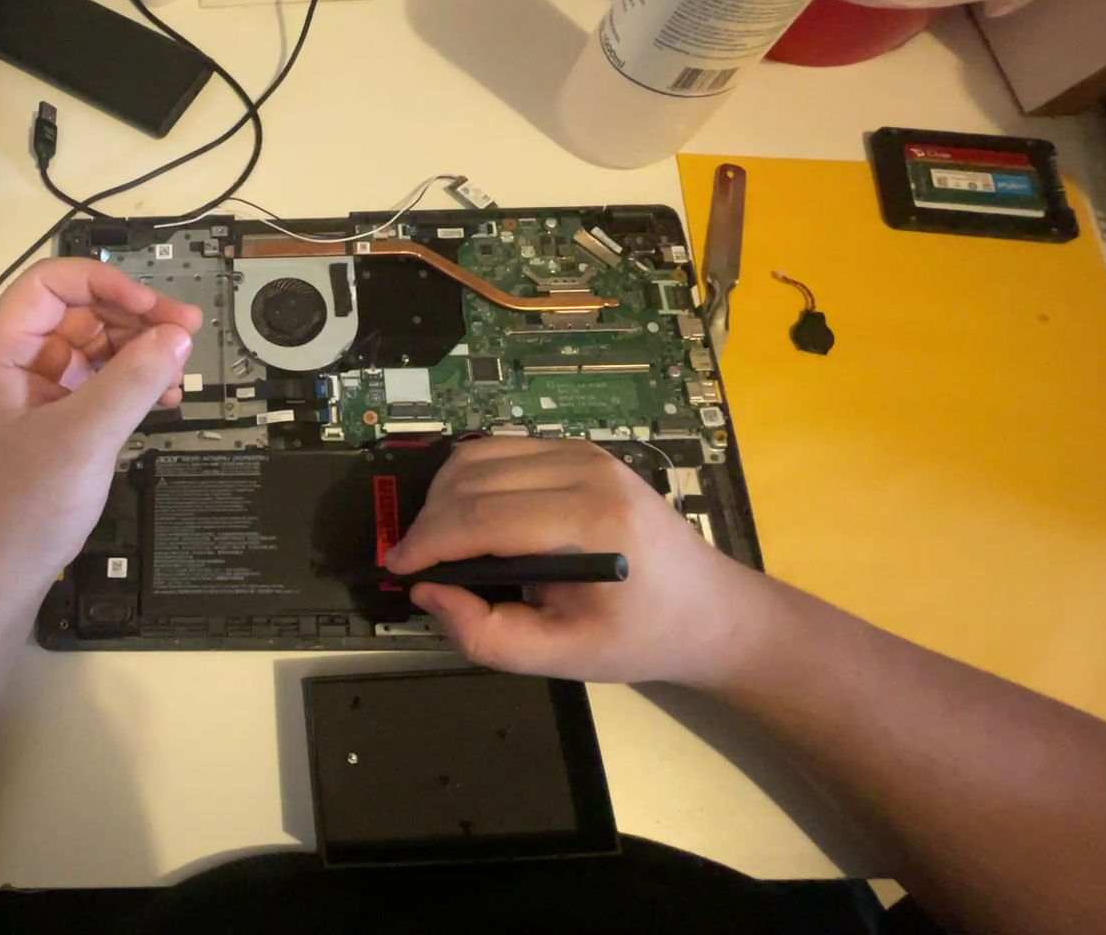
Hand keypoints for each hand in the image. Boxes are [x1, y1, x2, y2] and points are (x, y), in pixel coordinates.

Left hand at [0, 258, 201, 584]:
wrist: (7, 569)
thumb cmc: (26, 505)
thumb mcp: (83, 437)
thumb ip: (131, 382)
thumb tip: (177, 338)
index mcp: (6, 353)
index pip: (50, 286)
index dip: (102, 283)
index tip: (151, 306)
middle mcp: (25, 364)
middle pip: (83, 312)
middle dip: (135, 316)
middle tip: (185, 331)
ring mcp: (47, 392)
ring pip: (100, 346)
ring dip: (143, 350)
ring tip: (180, 368)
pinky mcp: (68, 420)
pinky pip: (108, 382)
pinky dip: (139, 383)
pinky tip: (167, 397)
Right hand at [383, 438, 778, 686]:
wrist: (709, 607)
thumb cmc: (638, 637)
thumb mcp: (563, 658)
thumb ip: (485, 636)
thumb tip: (427, 592)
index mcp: (592, 524)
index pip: (482, 519)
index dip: (427, 543)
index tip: (395, 567)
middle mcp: (587, 471)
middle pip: (471, 481)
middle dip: (427, 522)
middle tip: (414, 561)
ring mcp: (582, 451)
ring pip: (475, 457)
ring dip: (440, 496)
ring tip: (437, 539)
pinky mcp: (575, 448)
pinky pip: (495, 450)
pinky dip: (464, 479)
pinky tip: (466, 513)